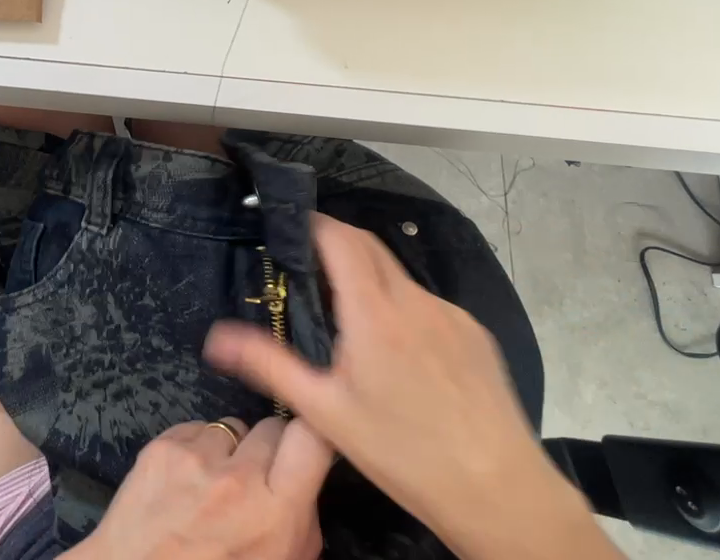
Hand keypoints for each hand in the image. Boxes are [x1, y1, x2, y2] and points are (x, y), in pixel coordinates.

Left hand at [67, 415, 335, 559]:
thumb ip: (300, 522)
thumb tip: (303, 483)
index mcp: (277, 512)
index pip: (312, 437)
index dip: (315, 433)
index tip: (311, 442)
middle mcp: (239, 475)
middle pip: (271, 426)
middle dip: (270, 447)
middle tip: (258, 475)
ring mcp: (196, 456)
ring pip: (230, 427)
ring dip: (230, 450)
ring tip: (213, 483)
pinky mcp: (161, 445)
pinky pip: (195, 429)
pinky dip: (195, 448)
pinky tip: (185, 480)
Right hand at [204, 216, 623, 559]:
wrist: (504, 496)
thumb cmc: (405, 454)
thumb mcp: (325, 413)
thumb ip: (268, 365)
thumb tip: (215, 337)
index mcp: (375, 312)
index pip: (340, 237)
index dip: (310, 223)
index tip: (283, 229)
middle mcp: (415, 301)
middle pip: (367, 245)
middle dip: (332, 243)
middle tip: (300, 266)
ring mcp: (451, 315)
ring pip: (397, 276)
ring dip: (365, 278)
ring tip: (343, 319)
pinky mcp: (475, 335)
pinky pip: (425, 303)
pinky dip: (398, 306)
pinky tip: (394, 352)